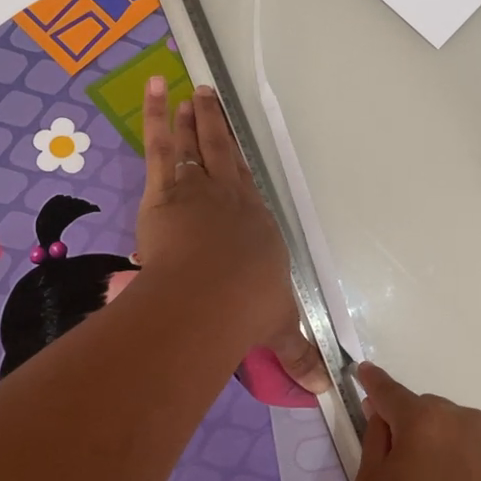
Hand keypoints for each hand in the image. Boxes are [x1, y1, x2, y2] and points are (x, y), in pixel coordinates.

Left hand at [138, 77, 329, 393]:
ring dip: (192, 117)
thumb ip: (297, 356)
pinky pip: (162, 146)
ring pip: (196, 145)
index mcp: (259, 227)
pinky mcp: (166, 191)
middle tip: (206, 96)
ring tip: (187, 90)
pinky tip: (155, 88)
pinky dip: (158, 116)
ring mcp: (200, 190)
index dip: (240, 168)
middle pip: (224, 155)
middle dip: (215, 126)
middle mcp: (233, 200)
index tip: (233, 150)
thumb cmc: (246, 311)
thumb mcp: (277, 331)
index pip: (248, 191)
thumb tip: (324, 392)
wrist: (210, 300)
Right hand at [353, 363, 480, 480]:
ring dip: (434, 447)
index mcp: (423, 418)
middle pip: (422, 411)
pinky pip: (471, 452)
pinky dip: (456, 465)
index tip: (362, 372)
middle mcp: (462, 418)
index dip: (372, 383)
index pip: (389, 390)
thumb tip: (383, 417)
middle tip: (393, 472)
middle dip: (406, 428)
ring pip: (449, 431)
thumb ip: (374, 442)